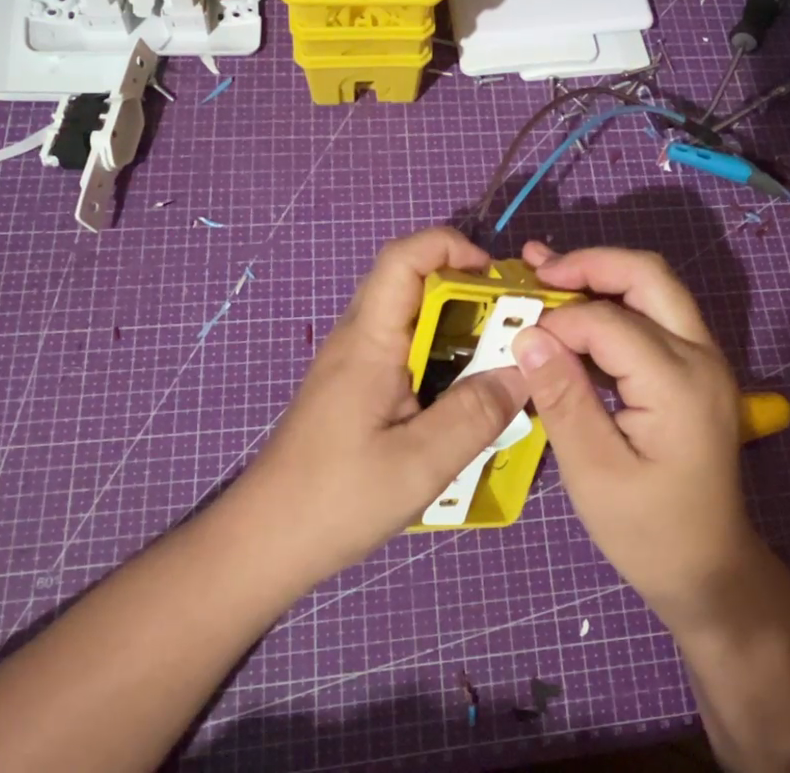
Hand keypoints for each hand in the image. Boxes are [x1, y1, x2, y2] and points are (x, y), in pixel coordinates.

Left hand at [234, 227, 530, 579]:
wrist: (265, 542)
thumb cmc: (337, 499)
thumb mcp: (420, 463)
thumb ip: (476, 413)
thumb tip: (525, 371)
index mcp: (369, 341)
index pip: (404, 258)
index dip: (453, 248)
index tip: (499, 282)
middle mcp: (359, 340)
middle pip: (414, 284)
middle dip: (470, 293)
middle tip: (516, 330)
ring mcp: (355, 365)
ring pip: (414, 321)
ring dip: (460, 331)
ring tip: (502, 366)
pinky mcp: (357, 392)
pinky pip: (407, 354)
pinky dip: (444, 361)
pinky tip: (466, 402)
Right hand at [509, 243, 760, 622]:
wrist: (709, 567)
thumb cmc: (648, 530)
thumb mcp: (593, 472)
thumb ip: (562, 398)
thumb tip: (527, 336)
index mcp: (678, 382)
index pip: (607, 320)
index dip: (557, 322)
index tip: (517, 343)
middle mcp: (700, 356)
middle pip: (647, 276)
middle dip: (588, 263)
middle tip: (533, 267)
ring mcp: (703, 360)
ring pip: (653, 288)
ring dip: (600, 276)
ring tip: (544, 271)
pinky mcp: (694, 370)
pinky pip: (654, 316)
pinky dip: (613, 303)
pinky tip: (573, 310)